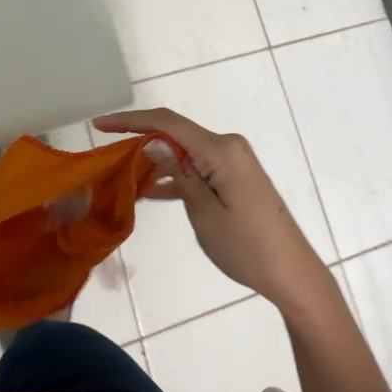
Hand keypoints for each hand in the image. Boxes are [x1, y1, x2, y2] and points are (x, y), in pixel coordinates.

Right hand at [94, 108, 329, 309]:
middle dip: (141, 138)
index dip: (131, 120)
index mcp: (221, 150)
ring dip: (157, 160)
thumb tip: (153, 143)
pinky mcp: (235, 175)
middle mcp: (228, 146)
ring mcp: (233, 160)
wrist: (291, 272)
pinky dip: (177, 176)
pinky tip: (150, 191)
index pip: (167, 123)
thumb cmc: (246, 247)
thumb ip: (179, 174)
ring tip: (122, 172)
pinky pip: (198, 166)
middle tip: (106, 152)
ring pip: (186, 150)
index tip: (99, 124)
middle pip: (175, 133)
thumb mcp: (203, 213)